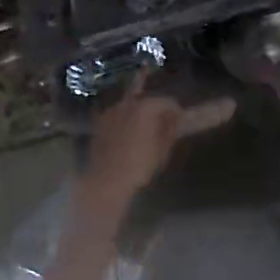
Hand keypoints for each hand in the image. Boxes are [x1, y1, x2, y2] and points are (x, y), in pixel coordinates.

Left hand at [83, 76, 185, 201]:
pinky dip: (126, 119)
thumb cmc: (140, 166)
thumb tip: (173, 118)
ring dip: (140, 112)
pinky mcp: (100, 122)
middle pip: (147, 98)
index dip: (176, 110)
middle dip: (157, 108)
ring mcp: (111, 111)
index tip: (179, 120)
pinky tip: (128, 133)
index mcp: (146, 107)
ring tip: (145, 127)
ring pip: (131, 105)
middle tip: (163, 122)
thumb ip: (170, 129)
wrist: (107, 180)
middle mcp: (127, 103)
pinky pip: (118, 115)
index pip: (168, 101)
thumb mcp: (163, 149)